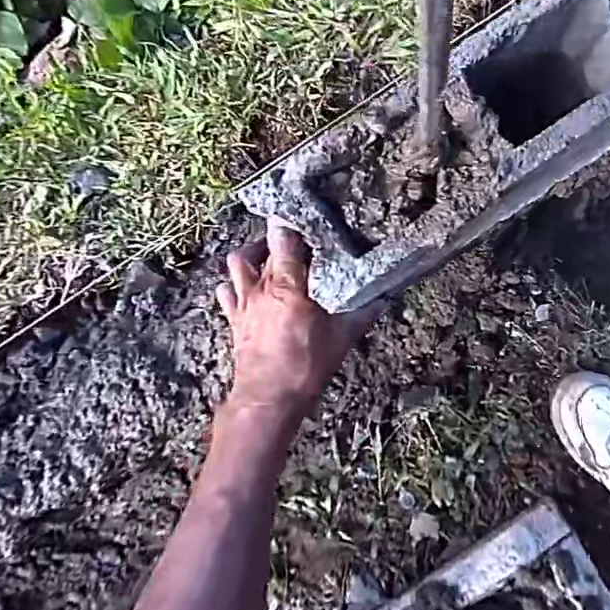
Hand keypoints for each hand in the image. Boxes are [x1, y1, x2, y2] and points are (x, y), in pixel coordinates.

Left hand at [215, 220, 382, 414]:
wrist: (268, 398)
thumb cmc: (304, 368)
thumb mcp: (341, 339)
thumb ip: (362, 313)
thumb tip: (382, 298)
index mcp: (288, 286)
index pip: (284, 238)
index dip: (290, 220)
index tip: (301, 211)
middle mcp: (261, 287)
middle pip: (263, 246)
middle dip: (279, 237)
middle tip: (297, 239)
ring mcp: (243, 301)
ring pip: (238, 262)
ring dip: (252, 254)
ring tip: (269, 256)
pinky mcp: (234, 318)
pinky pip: (226, 290)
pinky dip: (234, 284)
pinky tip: (247, 288)